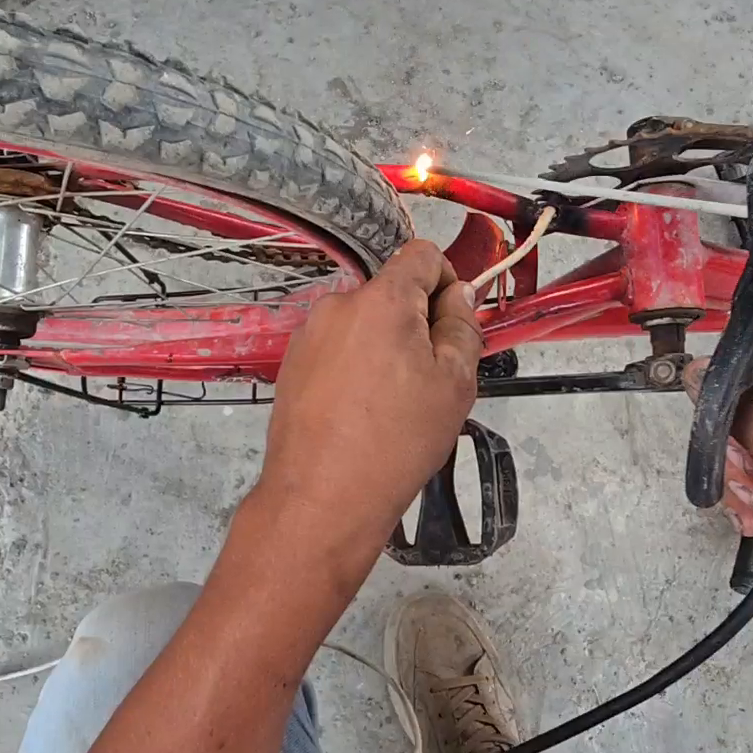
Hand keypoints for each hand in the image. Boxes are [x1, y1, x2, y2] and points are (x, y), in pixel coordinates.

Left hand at [240, 240, 482, 585]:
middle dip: (415, 324)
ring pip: (363, 325)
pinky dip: (355, 367)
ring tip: (391, 405)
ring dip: (384, 348)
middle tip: (426, 380)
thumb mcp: (455, 382)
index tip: (451, 328)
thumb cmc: (398, 439)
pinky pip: (337, 349)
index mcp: (380, 299)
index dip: (447, 282)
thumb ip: (462, 326)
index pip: (422, 255)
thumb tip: (457, 294)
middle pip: (391, 294)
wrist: (321, 497)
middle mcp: (336, 304)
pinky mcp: (290, 365)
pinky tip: (359, 413)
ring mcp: (307, 335)